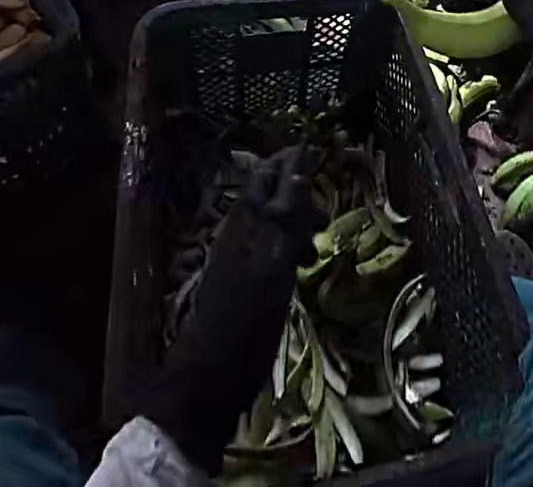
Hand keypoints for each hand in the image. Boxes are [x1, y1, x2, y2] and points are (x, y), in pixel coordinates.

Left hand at [140, 146, 324, 472]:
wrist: (208, 379)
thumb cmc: (246, 320)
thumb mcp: (274, 266)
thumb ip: (288, 217)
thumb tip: (300, 169)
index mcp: (245, 222)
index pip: (267, 173)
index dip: (291, 160)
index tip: (318, 153)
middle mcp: (239, 231)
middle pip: (271, 195)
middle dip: (300, 196)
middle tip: (324, 216)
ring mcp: (237, 255)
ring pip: (272, 221)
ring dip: (297, 224)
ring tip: (316, 246)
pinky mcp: (240, 278)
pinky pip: (268, 246)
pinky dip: (288, 247)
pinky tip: (300, 267)